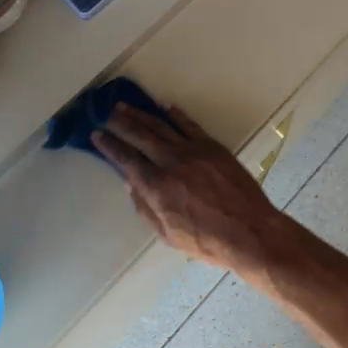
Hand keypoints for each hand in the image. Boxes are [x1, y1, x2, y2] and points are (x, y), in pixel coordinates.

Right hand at [91, 103, 294, 274]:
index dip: (110, 146)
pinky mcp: (211, 146)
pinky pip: (189, 124)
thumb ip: (146, 209)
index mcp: (157, 187)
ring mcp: (192, 150)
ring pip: (160, 126)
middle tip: (107, 113)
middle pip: (140, 136)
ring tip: (125, 106)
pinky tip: (164, 107)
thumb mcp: (169, 236)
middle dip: (121, 123)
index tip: (97, 135)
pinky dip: (175, 114)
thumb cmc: (207, 241)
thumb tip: (130, 184)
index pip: (126, 160)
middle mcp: (171, 162)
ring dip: (141, 114)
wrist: (249, 231)